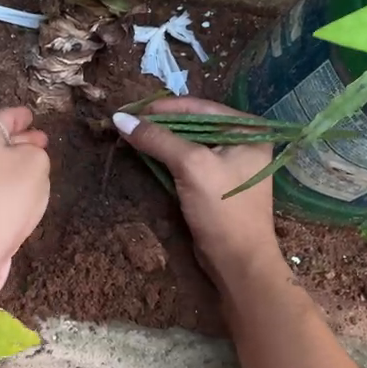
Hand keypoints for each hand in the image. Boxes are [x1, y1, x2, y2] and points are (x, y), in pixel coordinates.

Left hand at [0, 106, 50, 297]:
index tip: (31, 115)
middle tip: (41, 141)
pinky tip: (21, 197)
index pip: (3, 117)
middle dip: (19, 140)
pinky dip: (6, 189)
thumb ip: (35, 152)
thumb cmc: (4, 197)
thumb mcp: (35, 163)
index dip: (20, 116)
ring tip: (37, 168)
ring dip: (14, 167)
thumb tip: (26, 157)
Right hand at [114, 98, 281, 285]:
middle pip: (191, 123)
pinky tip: (144, 157)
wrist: (238, 260)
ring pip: (186, 143)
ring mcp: (229, 162)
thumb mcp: (190, 166)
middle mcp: (241, 140)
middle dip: (157, 124)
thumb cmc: (222, 209)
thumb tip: (119, 118)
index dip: (160, 108)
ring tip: (129, 138)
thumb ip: (156, 139)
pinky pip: (187, 161)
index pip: (197, 107)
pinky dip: (165, 158)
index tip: (127, 111)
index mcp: (247, 129)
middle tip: (124, 125)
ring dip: (158, 141)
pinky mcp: (215, 182)